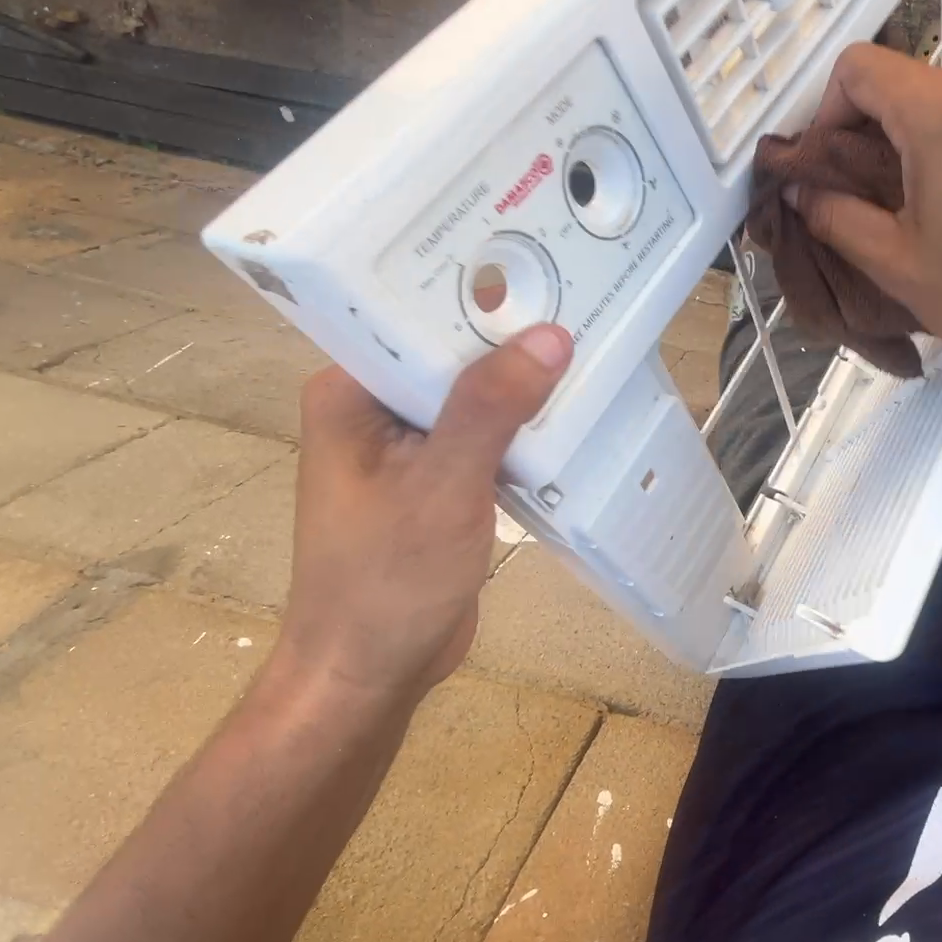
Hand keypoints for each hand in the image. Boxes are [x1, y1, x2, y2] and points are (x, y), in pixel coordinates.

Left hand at [276, 326, 571, 707]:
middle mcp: (377, 410)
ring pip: (478, 399)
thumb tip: (549, 336)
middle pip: (453, 356)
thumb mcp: (440, 489)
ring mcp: (412, 448)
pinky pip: (490, 439)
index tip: (541, 269)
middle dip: (513, 343)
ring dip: (527, 390)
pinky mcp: (443, 481)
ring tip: (591, 353)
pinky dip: (528, 433)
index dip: (475, 294)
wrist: (371, 672)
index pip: (413, 319)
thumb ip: (490, 411)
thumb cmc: (385, 583)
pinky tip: (574, 419)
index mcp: (350, 394)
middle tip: (582, 308)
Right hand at [783, 43, 941, 391]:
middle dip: (867, 132)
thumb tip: (804, 192)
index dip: (825, 112)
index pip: (857, 69)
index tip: (825, 166)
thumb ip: (836, 217)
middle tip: (858, 197)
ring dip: (912, 142)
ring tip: (912, 209)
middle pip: (902, 82)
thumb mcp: (898, 264)